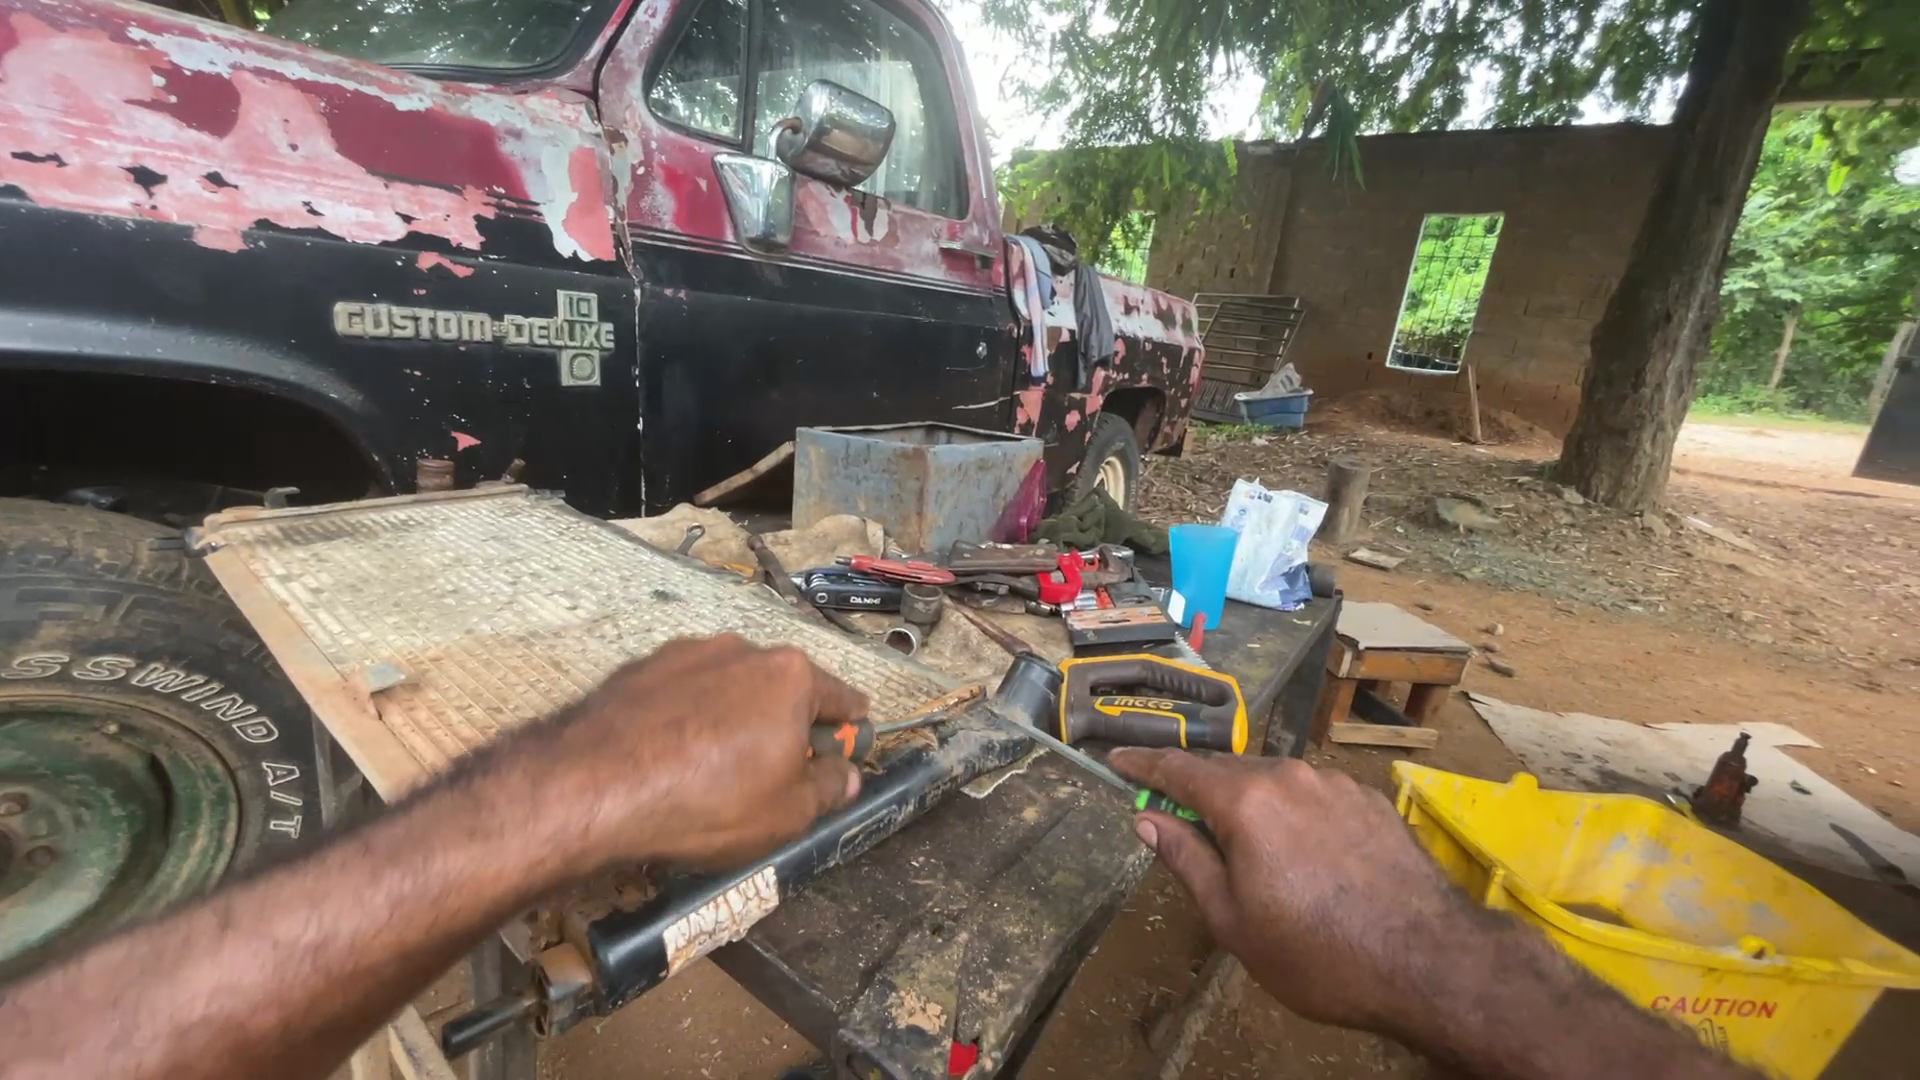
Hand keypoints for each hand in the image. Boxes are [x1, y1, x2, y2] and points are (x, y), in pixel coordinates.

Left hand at [528, 635, 867, 873]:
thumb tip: (846, 775)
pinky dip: (689, 714)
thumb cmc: (709, 800)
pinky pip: (684, 691)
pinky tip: (670, 753)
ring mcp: (690, 653)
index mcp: (792, 676)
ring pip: (732, 686)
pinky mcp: (642, 665)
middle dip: (787, 723)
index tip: (847, 748)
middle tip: (776, 769)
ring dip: (737, 716)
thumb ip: (829, 788)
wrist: (591, 786)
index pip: (843, 698)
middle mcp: (746, 650)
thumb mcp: (788, 813)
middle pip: (785, 689)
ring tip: (713, 765)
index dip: (851, 728)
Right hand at [1109, 750, 1472, 1034]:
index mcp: (1243, 801)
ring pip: (1268, 777)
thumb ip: (1185, 858)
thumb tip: (1146, 819)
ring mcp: (1329, 781)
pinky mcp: (1365, 796)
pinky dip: (1289, 807)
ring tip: (1249, 844)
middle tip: (1181, 817)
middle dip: (1196, 788)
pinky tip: (1304, 849)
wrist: (1435, 965)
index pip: (1176, 768)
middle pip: (1223, 770)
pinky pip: (1309, 790)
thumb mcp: (1233, 919)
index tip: (1116, 760)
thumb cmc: (1318, 952)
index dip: (1141, 763)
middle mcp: (1284, 774)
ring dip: (1245, 799)